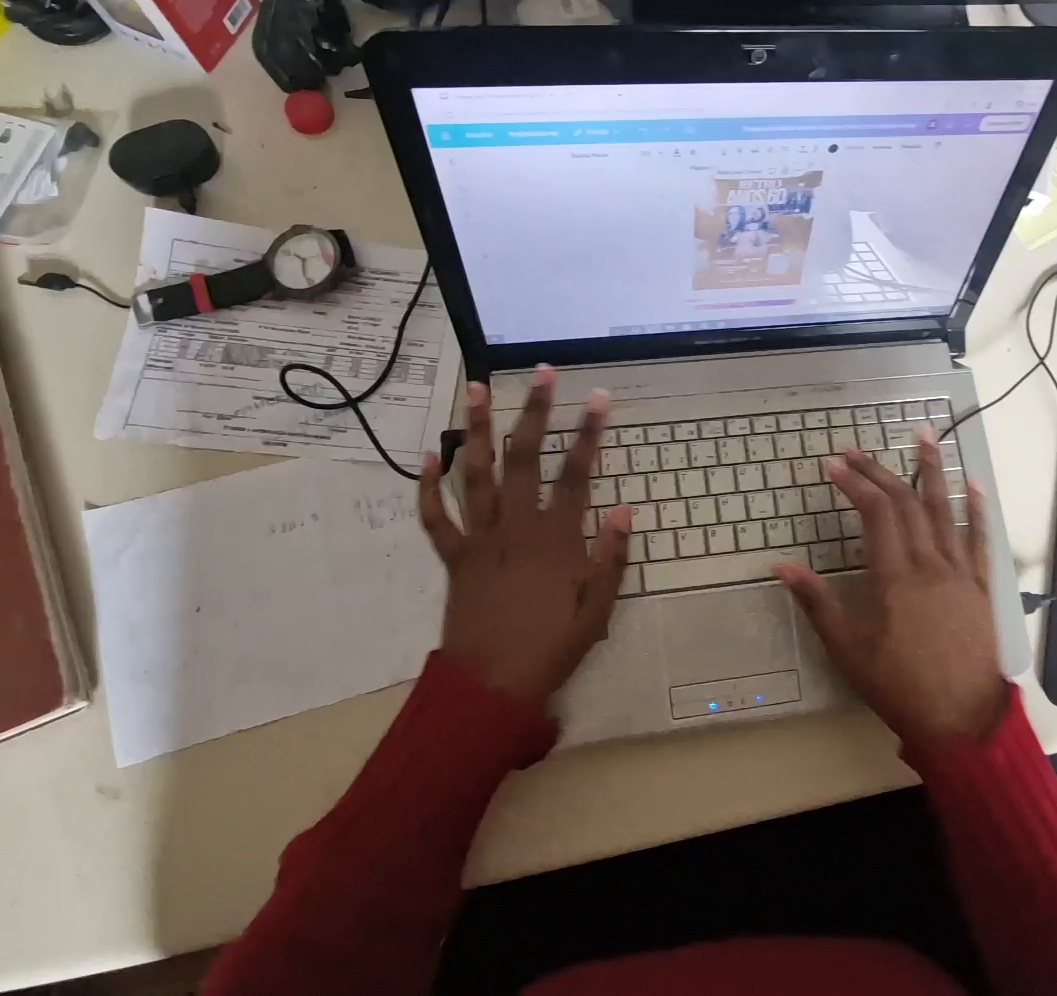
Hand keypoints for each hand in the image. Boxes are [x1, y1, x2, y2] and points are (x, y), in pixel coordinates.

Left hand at [418, 367, 632, 702]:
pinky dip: (429, 488)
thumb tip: (626, 507)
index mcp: (556, 538)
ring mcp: (481, 539)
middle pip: (524, 459)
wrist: (493, 683)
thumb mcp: (598, 607)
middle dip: (534, 412)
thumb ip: (612, 556)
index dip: (588, 433)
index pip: (577, 474)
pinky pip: (436, 518)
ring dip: (476, 429)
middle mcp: (517, 527)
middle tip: (540, 374)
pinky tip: (430, 456)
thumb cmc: (553, 647)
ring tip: (476, 388)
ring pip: (476, 475)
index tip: (598, 397)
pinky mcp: (454, 558)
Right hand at [774, 433, 1006, 744]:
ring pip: (945, 510)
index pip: (873, 514)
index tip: (832, 464)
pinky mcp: (981, 586)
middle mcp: (929, 564)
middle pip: (905, 504)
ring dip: (932, 470)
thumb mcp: (848, 649)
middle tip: (856, 450)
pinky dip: (976, 508)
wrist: (962, 719)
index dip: (853, 483)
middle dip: (879, 472)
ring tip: (924, 435)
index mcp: (894, 577)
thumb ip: (817, 603)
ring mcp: (960, 572)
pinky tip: (973, 483)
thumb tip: (781, 567)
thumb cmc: (899, 686)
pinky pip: (979, 539)